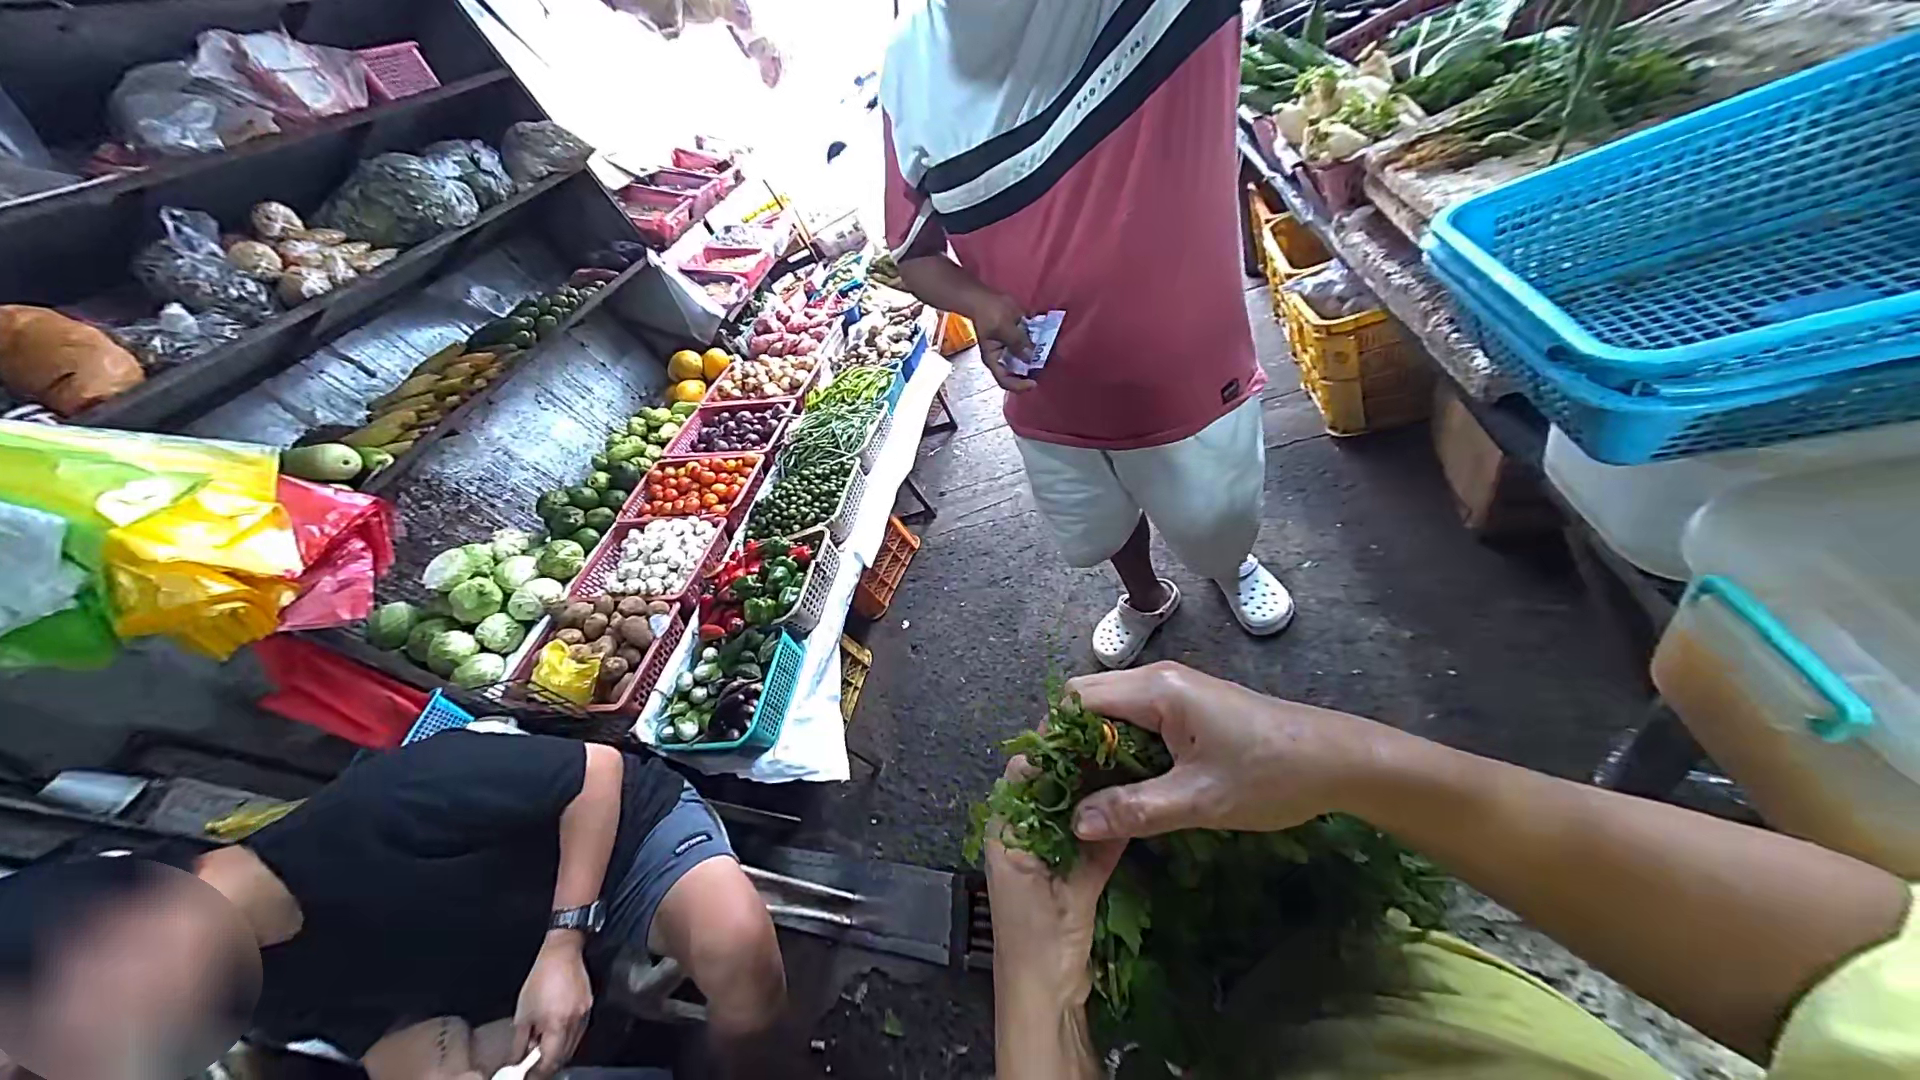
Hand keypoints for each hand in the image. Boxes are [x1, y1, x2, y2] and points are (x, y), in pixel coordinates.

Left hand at [512, 934, 591, 1078]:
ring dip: (559, 1052)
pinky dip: (567, 1038)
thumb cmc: (540, 981)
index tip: (527, 1076)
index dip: (537, 1073)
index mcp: (557, 1024)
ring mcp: (585, 1012)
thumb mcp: (523, 1014)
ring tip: (543, 1050)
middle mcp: (575, 1021)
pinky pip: (579, 1030)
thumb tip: (518, 1061)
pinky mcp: (589, 1004)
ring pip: (573, 1044)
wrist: (562, 953)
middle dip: (548, 1065)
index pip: (550, 1061)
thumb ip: (521, 1042)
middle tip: (533, 1067)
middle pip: (564, 1056)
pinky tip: (556, 1033)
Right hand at [971, 294, 1037, 392]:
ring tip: (1048, 352)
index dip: (1019, 385)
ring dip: (1036, 357)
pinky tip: (1045, 340)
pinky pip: (1028, 346)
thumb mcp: (1003, 327)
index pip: (1005, 381)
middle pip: (1018, 372)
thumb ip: (1018, 342)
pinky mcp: (1017, 339)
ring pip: (1026, 360)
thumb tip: (1031, 357)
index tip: (1034, 382)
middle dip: (1031, 370)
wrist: (985, 297)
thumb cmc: (989, 312)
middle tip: (1045, 365)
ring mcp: (1010, 349)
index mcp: (994, 359)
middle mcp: (1003, 358)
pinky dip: (1037, 344)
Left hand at [984, 759, 1126, 1007]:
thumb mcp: (1071, 893)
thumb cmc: (1041, 944)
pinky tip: (1121, 799)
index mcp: (1007, 831)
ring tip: (1120, 759)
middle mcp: (1019, 832)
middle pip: (1044, 783)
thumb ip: (1096, 850)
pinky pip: (1074, 827)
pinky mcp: (1058, 864)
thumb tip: (1120, 802)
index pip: (1022, 773)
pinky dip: (1093, 814)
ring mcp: (1039, 847)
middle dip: (1073, 761)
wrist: (1041, 998)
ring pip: (1060, 802)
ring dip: (1086, 784)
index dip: (1049, 747)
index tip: (1082, 728)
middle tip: (1110, 739)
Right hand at [1067, 662, 1383, 840]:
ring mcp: (1172, 688)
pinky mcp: (1184, 702)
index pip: (1078, 698)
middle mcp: (1156, 678)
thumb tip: (1076, 822)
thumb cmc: (1269, 775)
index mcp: (1155, 690)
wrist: (1338, 760)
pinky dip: (1120, 743)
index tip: (1049, 779)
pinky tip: (1126, 778)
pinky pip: (1134, 715)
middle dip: (1071, 741)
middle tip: (1067, 789)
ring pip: (1111, 707)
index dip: (1055, 736)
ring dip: (1096, 744)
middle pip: (1089, 698)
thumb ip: (1134, 809)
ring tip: (1090, 789)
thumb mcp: (1198, 800)